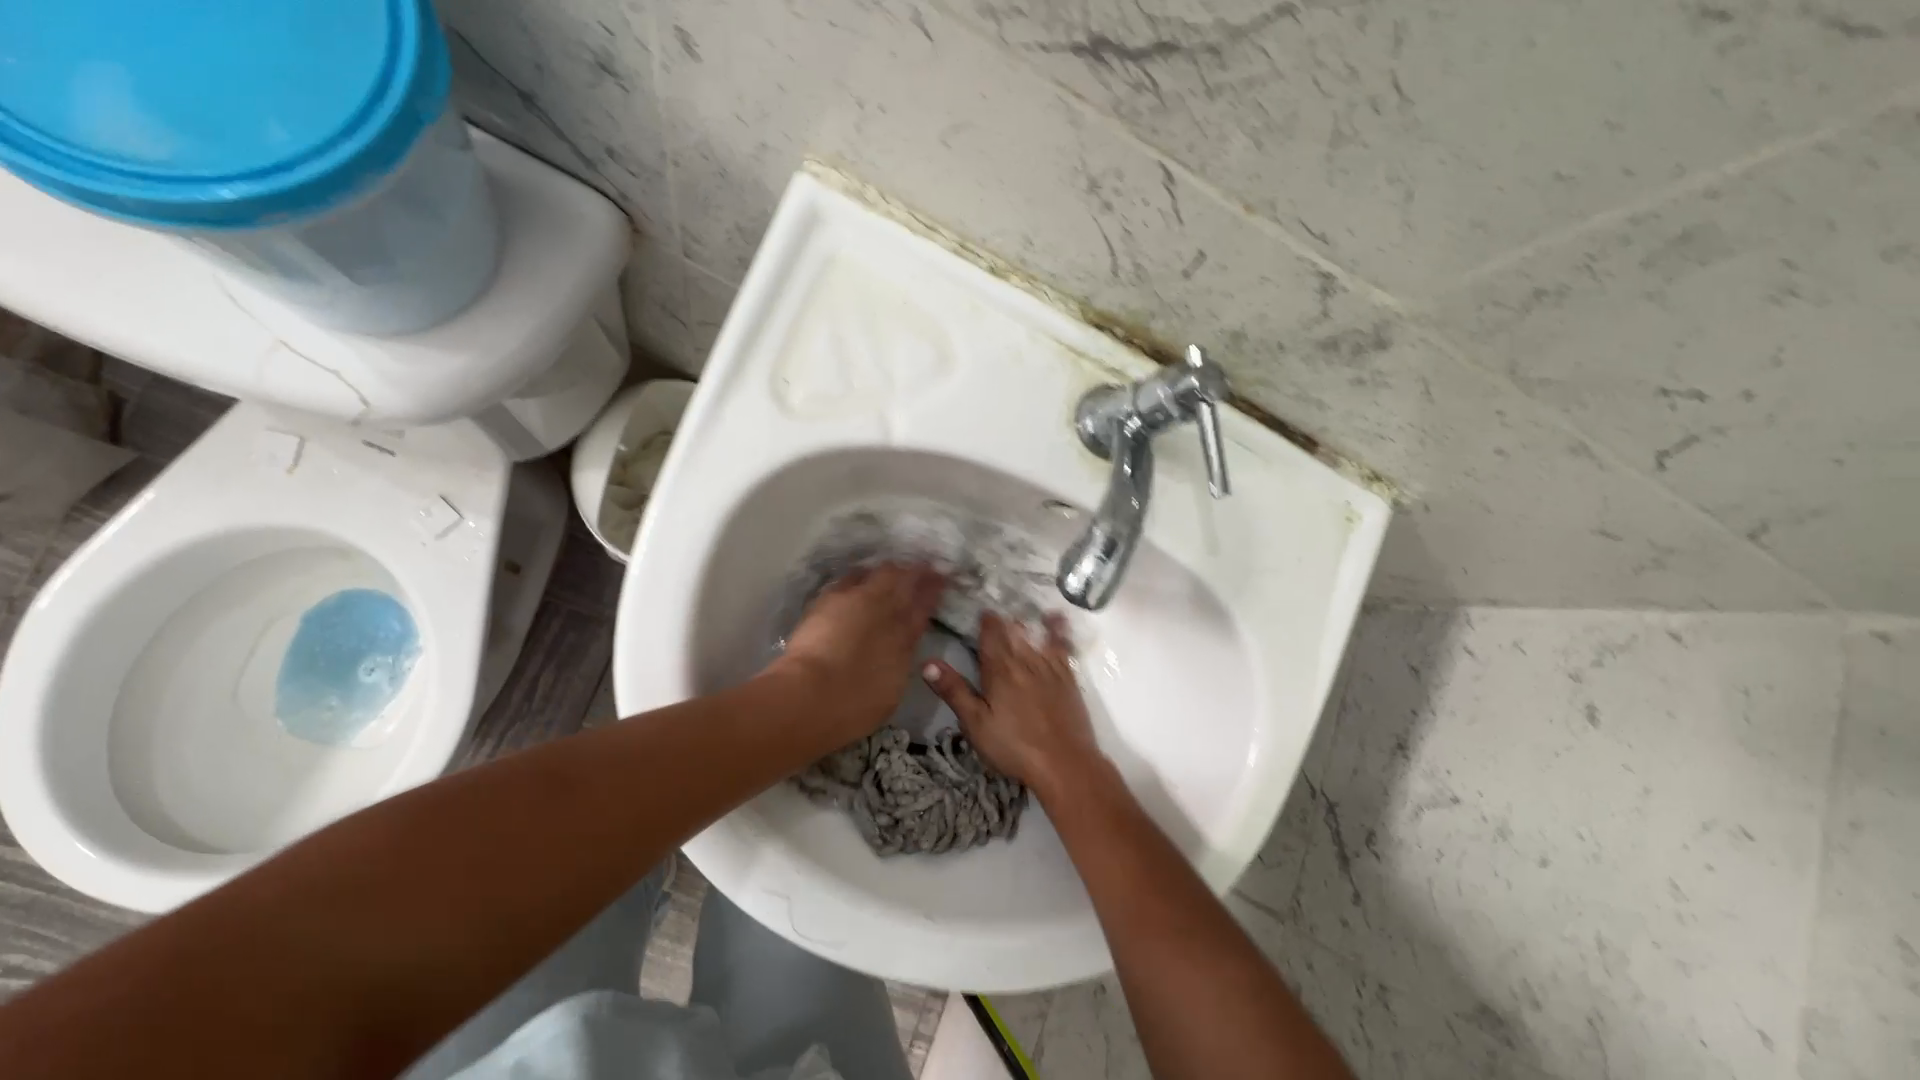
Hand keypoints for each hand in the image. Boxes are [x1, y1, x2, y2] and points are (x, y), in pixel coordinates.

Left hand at [767, 563, 946, 741]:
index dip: (932, 593)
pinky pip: (852, 578)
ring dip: (892, 569)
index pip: (923, 609)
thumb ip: (895, 665)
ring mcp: (860, 601)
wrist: (815, 695)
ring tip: (894, 567)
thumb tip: (894, 656)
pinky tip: (860, 574)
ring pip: (883, 574)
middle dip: (917, 572)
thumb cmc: (855, 707)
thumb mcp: (890, 690)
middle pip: (907, 584)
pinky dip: (861, 575)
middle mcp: (888, 615)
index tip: (941, 580)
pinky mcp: (831, 598)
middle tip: (924, 565)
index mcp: (905, 641)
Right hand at [923, 611, 1105, 797]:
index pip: (991, 636)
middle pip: (1014, 633)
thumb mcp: (976, 723)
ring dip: (1027, 621)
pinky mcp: (1068, 678)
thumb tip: (928, 663)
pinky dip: (1058, 629)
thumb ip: (954, 691)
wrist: (1064, 763)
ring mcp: (1050, 668)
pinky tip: (1057, 618)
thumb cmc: (1013, 746)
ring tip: (1021, 608)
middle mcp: (1025, 662)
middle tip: (998, 610)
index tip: (982, 612)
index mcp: (1000, 671)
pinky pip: (1062, 645)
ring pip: (1035, 635)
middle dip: (1004, 621)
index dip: (986, 622)